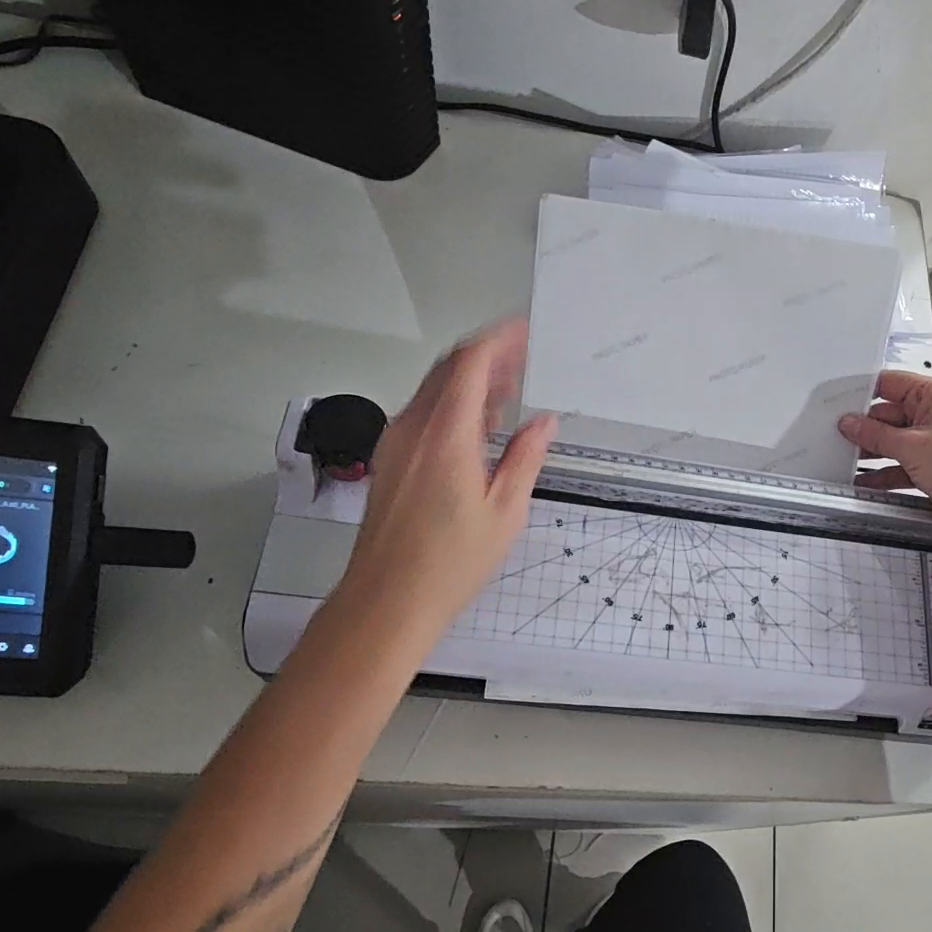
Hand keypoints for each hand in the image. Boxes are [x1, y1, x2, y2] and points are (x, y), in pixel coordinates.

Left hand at [341, 318, 556, 631]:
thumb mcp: (505, 511)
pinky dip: (452, 406)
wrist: (387, 599)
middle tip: (523, 361)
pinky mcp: (390, 461)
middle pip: (448, 370)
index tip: (523, 332)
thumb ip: (525, 458)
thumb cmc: (450, 563)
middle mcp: (413, 429)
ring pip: (433, 391)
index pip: (470, 364)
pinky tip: (476, 429)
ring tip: (508, 393)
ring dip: (469, 382)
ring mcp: (395, 443)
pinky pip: (422, 414)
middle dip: (486, 358)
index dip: (498, 341)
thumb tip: (543, 422)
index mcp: (446, 435)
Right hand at [837, 371, 931, 533]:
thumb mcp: (911, 445)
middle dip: (863, 427)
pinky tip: (861, 481)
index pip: (891, 384)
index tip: (837, 401)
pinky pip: (899, 465)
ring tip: (841, 459)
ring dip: (870, 452)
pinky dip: (881, 473)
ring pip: (892, 442)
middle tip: (834, 436)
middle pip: (888, 415)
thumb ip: (875, 434)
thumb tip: (849, 423)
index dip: (863, 391)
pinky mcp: (931, 467)